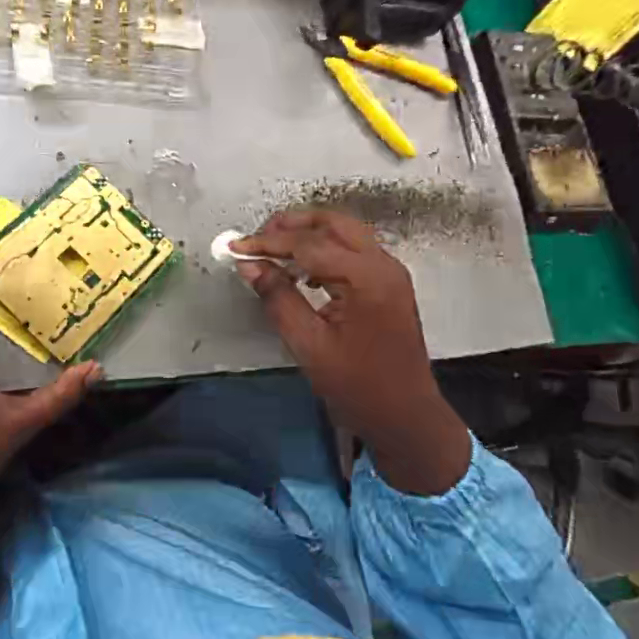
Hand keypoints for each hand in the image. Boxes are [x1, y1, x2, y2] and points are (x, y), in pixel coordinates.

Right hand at [234, 210, 469, 494]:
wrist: (404, 416)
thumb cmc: (355, 385)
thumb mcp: (307, 344)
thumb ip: (277, 297)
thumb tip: (248, 264)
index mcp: (366, 279)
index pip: (309, 244)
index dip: (267, 243)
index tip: (234, 247)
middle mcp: (383, 265)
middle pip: (333, 223)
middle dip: (291, 225)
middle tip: (255, 240)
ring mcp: (390, 273)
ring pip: (345, 232)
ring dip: (307, 234)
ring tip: (271, 252)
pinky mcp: (388, 284)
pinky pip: (352, 250)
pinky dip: (323, 249)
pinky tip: (300, 270)